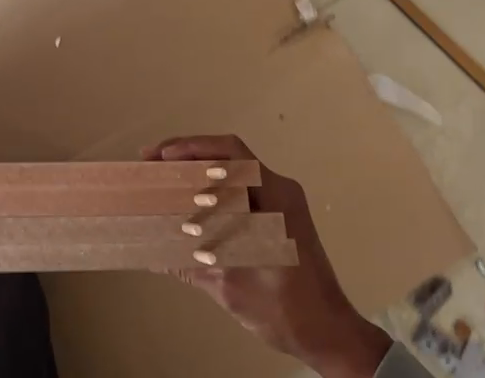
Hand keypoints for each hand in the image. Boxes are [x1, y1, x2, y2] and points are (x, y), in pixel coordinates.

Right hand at [145, 134, 393, 377]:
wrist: (332, 337)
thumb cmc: (288, 310)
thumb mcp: (233, 287)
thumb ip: (192, 265)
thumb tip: (153, 254)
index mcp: (276, 197)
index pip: (231, 153)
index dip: (193, 148)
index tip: (162, 157)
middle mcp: (281, 190)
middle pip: (229, 156)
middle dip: (188, 156)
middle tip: (152, 162)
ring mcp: (282, 203)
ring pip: (233, 171)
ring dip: (199, 172)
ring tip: (164, 179)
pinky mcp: (278, 218)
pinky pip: (241, 190)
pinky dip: (213, 190)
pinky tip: (189, 203)